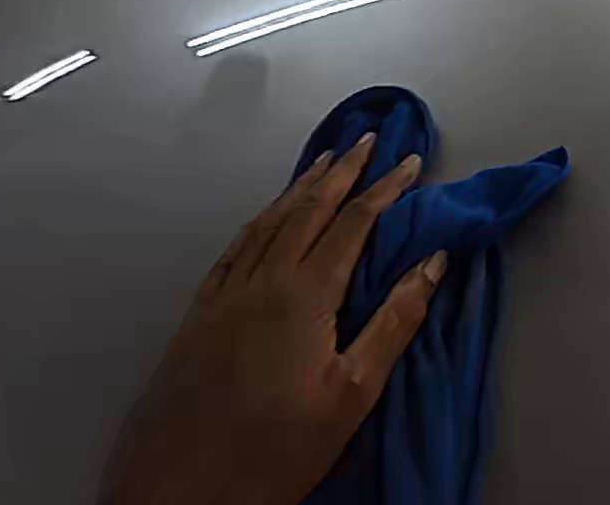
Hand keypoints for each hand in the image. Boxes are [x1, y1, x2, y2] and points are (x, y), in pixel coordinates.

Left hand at [101, 135, 446, 504]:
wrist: (175, 502)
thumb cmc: (276, 451)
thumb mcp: (353, 394)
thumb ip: (396, 320)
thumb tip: (434, 261)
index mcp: (307, 293)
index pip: (356, 221)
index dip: (386, 187)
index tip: (409, 162)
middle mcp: (266, 278)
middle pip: (312, 207)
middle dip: (345, 169)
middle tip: (368, 139)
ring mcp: (228, 291)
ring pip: (272, 218)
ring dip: (303, 184)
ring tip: (325, 159)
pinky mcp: (200, 311)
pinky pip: (237, 246)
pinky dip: (262, 217)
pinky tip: (268, 212)